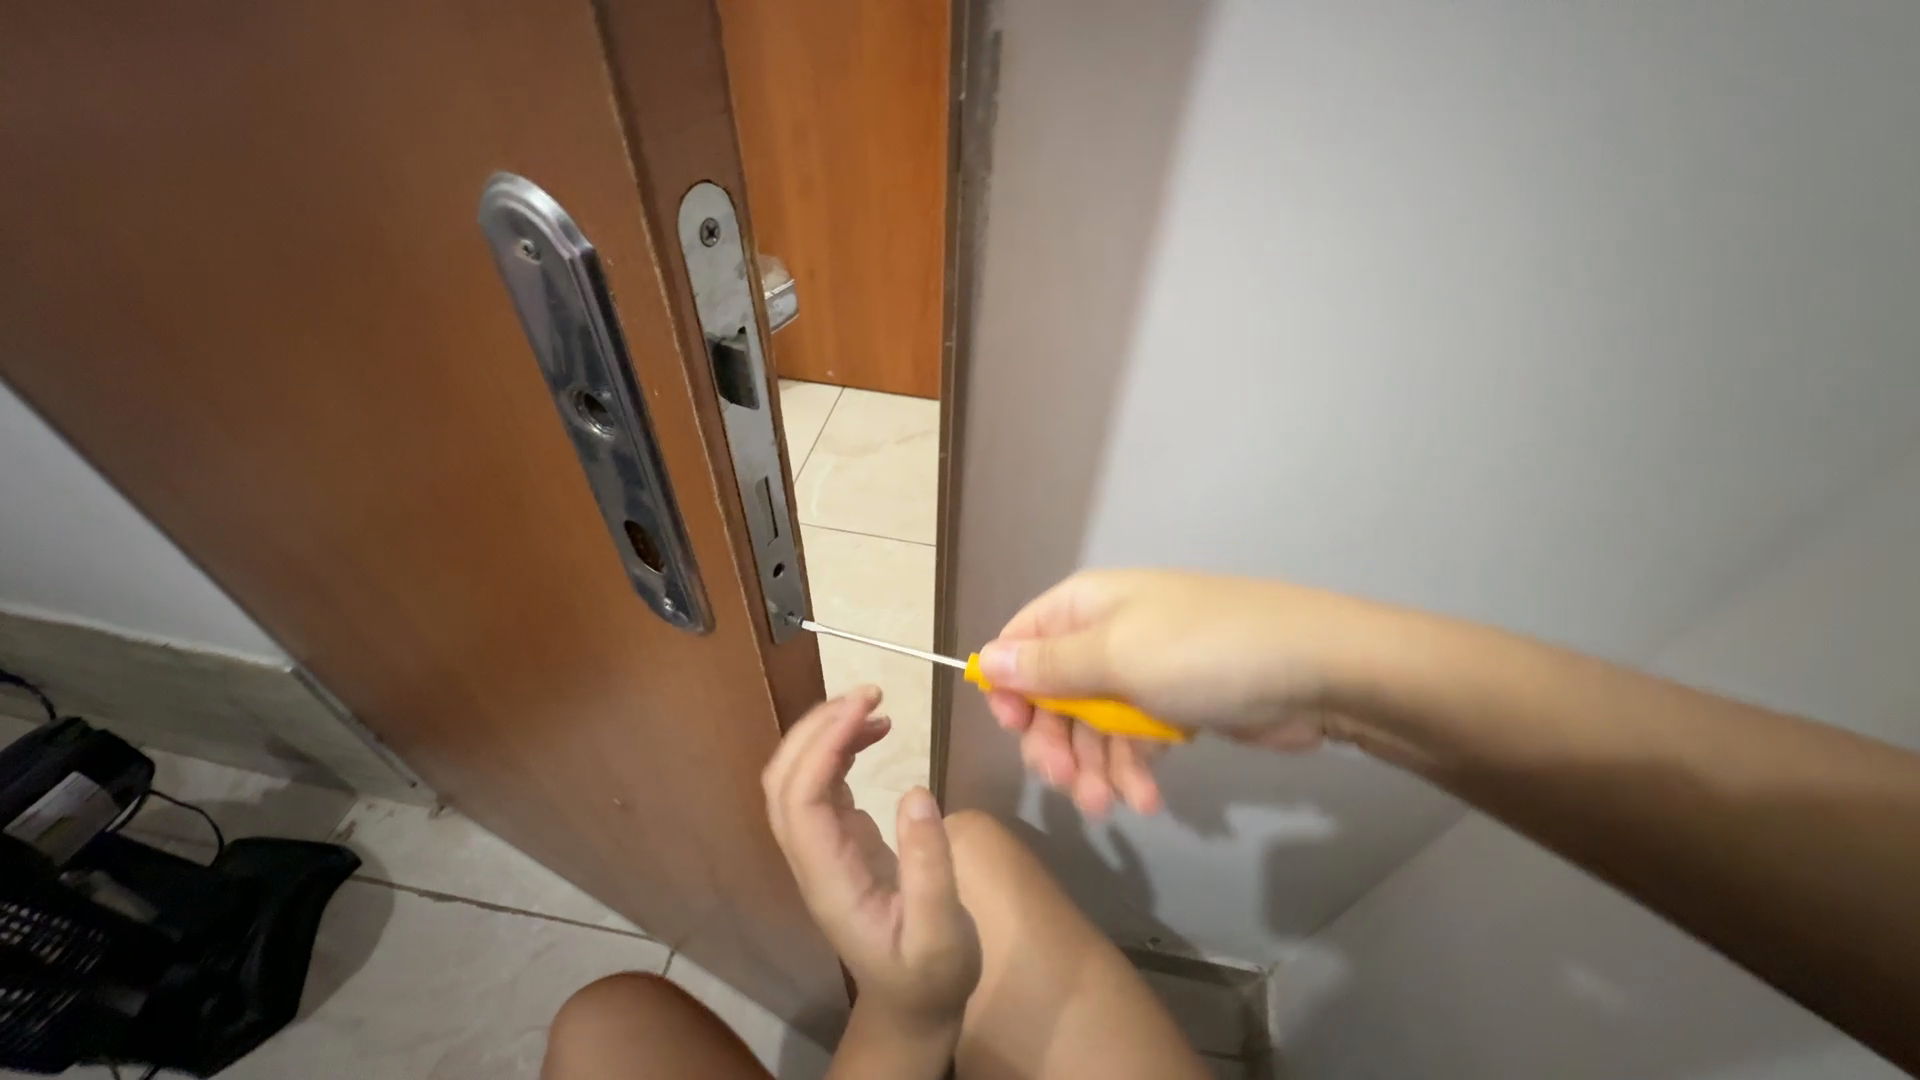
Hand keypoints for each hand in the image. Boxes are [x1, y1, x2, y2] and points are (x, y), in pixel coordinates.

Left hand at [763, 687, 981, 1029]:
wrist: (913, 1005)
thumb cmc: (930, 975)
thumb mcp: (942, 934)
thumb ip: (929, 868)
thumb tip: (916, 792)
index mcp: (827, 879)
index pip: (800, 799)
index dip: (823, 745)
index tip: (867, 705)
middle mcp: (812, 858)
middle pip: (784, 780)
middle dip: (816, 727)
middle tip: (868, 692)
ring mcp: (821, 848)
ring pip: (798, 777)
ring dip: (825, 732)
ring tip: (874, 703)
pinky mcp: (839, 841)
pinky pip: (824, 783)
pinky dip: (842, 748)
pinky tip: (875, 732)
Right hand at [978, 569, 1387, 816]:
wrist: (1317, 671)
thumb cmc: (1204, 653)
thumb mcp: (1116, 656)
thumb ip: (1047, 665)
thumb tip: (987, 660)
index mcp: (1086, 607)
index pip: (1021, 641)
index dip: (1010, 686)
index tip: (1015, 729)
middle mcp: (1107, 635)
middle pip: (1053, 693)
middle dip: (1056, 742)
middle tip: (1065, 785)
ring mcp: (1143, 673)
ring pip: (1092, 726)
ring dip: (1094, 769)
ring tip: (1110, 806)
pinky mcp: (1174, 707)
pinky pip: (1133, 741)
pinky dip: (1133, 772)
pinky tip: (1147, 801)